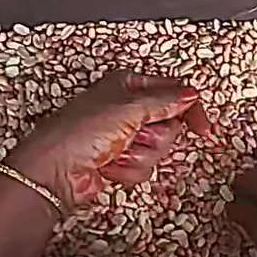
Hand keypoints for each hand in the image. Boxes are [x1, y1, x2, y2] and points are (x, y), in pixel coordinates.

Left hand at [4, 71, 212, 209]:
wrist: (54, 171)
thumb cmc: (79, 132)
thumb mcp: (128, 108)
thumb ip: (165, 100)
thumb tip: (190, 94)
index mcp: (129, 85)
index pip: (174, 92)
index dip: (190, 109)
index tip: (203, 128)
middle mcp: (128, 109)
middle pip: (170, 125)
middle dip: (153, 136)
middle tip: (134, 135)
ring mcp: (124, 137)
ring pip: (158, 150)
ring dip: (139, 155)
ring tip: (116, 151)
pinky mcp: (121, 162)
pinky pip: (144, 169)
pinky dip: (128, 170)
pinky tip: (108, 166)